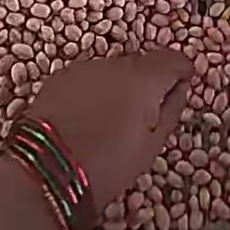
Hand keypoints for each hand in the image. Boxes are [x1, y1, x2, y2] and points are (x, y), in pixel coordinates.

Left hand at [25, 50, 191, 206]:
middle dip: (148, 82)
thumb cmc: (109, 164)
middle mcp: (115, 63)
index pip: (173, 59)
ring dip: (118, 86)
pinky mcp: (60, 77)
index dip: (181, 71)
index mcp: (144, 78)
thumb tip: (180, 87)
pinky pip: (87, 78)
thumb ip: (171, 109)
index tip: (183, 84)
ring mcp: (84, 67)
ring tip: (112, 121)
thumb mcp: (151, 145)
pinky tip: (87, 117)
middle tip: (145, 116)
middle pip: (141, 64)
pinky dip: (93, 91)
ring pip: (112, 71)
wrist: (46, 170)